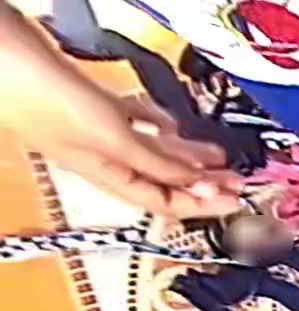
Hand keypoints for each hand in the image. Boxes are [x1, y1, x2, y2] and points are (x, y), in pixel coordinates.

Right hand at [0, 45, 239, 217]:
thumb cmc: (27, 86)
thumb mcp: (111, 137)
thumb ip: (161, 165)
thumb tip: (206, 189)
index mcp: (103, 172)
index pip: (165, 205)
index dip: (206, 207)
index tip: (241, 203)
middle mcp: (97, 152)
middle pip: (162, 178)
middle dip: (204, 181)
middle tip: (239, 180)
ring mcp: (86, 123)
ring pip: (150, 148)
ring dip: (188, 154)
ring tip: (220, 155)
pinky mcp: (78, 93)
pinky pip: (128, 118)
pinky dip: (155, 124)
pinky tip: (175, 123)